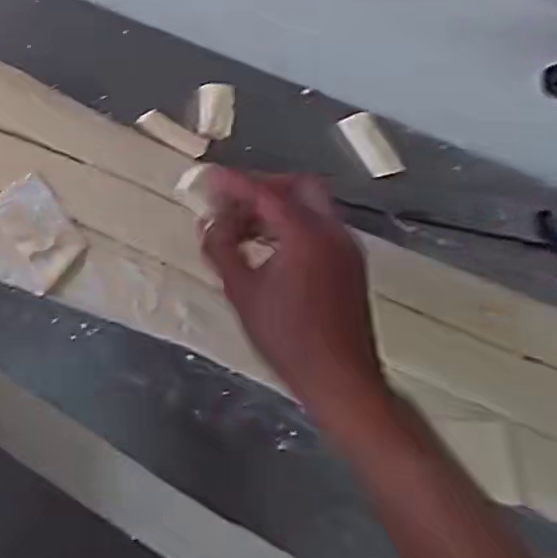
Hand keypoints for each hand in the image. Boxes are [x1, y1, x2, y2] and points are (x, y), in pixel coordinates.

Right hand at [197, 168, 386, 417]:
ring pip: (309, 205)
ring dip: (274, 208)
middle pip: (297, 186)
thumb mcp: (241, 290)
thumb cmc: (289, 339)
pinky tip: (265, 245)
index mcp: (306, 235)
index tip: (209, 177)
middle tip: (231, 200)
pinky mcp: (349, 264)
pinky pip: (318, 226)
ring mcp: (345, 248)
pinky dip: (290, 224)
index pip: (265, 192)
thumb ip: (220, 248)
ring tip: (240, 226)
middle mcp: (332, 233)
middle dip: (261, 186)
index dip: (233, 182)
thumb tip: (208, 223)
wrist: (340, 380)